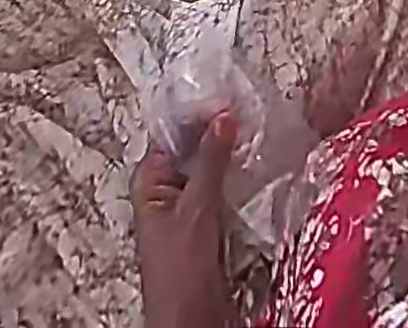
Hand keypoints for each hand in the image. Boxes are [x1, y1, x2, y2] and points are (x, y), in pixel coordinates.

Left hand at [132, 112, 236, 327]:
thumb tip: (225, 115)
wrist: (192, 325)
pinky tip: (256, 155)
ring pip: (210, 162)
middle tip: (249, 107)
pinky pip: (222, 181)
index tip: (229, 101)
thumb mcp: (196, 210)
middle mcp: (167, 185)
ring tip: (257, 124)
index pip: (174, 132)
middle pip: (193, 144)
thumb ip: (211, 161)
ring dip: (231, 146)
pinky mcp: (208, 215)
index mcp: (150, 181)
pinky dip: (237, 168)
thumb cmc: (181, 272)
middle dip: (218, 127)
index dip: (199, 114)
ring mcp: (189, 200)